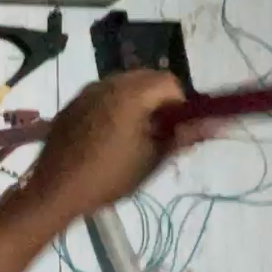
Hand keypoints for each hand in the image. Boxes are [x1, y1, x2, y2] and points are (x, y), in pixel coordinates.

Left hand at [11, 71, 201, 223]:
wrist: (53, 192)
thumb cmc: (106, 178)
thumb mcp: (151, 160)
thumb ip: (184, 137)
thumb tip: (218, 124)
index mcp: (129, 94)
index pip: (169, 82)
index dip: (179, 104)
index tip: (173, 130)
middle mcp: (105, 84)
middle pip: (145, 79)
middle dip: (157, 101)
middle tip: (155, 134)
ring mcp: (83, 93)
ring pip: (121, 86)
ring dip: (134, 103)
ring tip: (130, 138)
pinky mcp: (68, 106)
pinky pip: (100, 96)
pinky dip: (111, 108)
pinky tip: (106, 137)